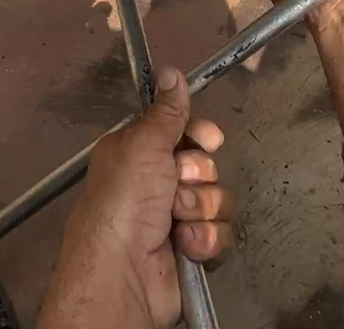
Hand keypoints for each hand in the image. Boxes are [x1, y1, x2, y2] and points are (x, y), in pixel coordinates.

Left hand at [37, 69, 234, 328]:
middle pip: (204, 164)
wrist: (123, 271)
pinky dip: (204, 239)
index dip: (200, 134)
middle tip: (174, 184)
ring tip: (174, 220)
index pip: (183, 131)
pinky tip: (184, 244)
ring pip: (216, 198)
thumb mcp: (143, 143)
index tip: (209, 138)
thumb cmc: (124, 199)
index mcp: (139, 151)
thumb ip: (166, 111)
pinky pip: (220, 233)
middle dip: (195, 176)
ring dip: (198, 209)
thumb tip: (171, 72)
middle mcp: (156, 181)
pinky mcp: (191, 249)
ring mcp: (175, 217)